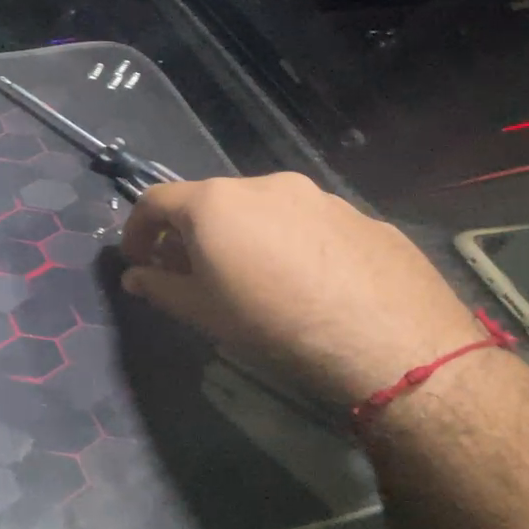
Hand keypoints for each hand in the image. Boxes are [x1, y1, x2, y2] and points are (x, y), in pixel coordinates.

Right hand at [119, 173, 484, 406]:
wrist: (393, 343)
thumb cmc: (272, 322)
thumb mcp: (200, 311)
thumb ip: (158, 287)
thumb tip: (136, 277)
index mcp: (214, 203)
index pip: (154, 200)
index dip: (137, 230)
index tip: (138, 261)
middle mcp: (263, 185)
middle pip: (210, 201)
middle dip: (192, 233)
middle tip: (193, 272)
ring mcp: (319, 197)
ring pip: (263, 210)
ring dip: (244, 236)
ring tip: (254, 278)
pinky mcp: (362, 217)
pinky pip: (308, 224)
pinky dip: (290, 244)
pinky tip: (306, 284)